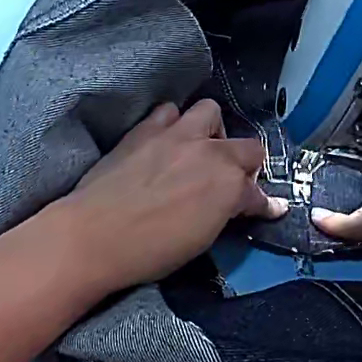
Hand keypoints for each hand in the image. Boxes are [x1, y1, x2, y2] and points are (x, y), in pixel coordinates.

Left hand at [47, 101, 286, 295]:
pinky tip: (165, 142)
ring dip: (211, 130)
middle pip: (249, 147)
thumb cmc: (152, 250)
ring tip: (199, 149)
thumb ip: (224, 213)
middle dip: (247, 164)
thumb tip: (243, 206)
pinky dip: (171, 124)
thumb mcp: (202, 239)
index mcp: (229, 185)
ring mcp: (177, 135)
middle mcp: (210, 152)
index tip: (266, 209)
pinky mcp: (146, 130)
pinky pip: (168, 112)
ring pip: (210, 111)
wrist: (95, 235)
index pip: (258, 193)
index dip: (263, 203)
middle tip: (231, 180)